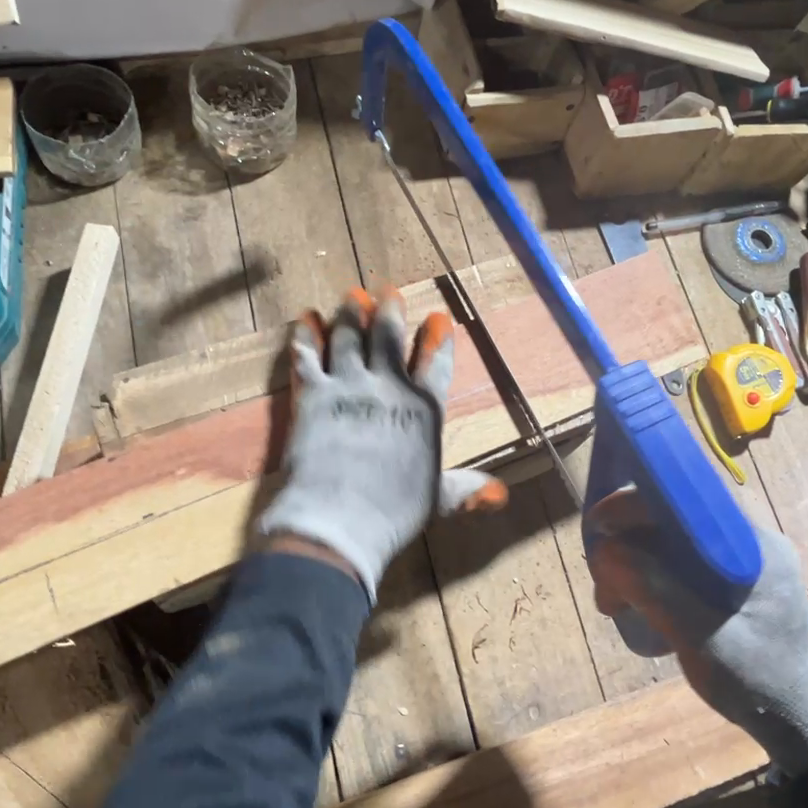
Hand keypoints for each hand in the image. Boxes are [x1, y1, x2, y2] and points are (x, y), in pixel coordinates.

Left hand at [257, 288, 507, 599]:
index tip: (439, 318)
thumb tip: (501, 496)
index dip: (438, 341)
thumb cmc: (395, 513)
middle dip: (391, 311)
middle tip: (388, 290)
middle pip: (390, 339)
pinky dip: (306, 335)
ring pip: (350, 337)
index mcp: (424, 410)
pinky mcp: (313, 394)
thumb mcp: (438, 501)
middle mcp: (389, 387)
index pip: (436, 365)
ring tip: (353, 295)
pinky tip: (306, 318)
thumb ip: (466, 491)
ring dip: (351, 314)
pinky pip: (308, 356)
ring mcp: (349, 386)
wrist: (341, 517)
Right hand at [587, 490, 807, 773]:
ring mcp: (740, 561)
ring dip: (635, 561)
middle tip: (601, 576)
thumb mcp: (703, 640)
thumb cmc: (758, 682)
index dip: (641, 501)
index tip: (600, 522)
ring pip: (673, 541)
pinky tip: (634, 602)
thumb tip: (605, 552)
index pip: (692, 496)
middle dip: (630, 540)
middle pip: (677, 517)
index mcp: (754, 545)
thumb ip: (657, 593)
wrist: (799, 722)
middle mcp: (749, 542)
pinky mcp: (730, 581)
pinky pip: (681, 561)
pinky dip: (651, 574)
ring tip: (611, 600)